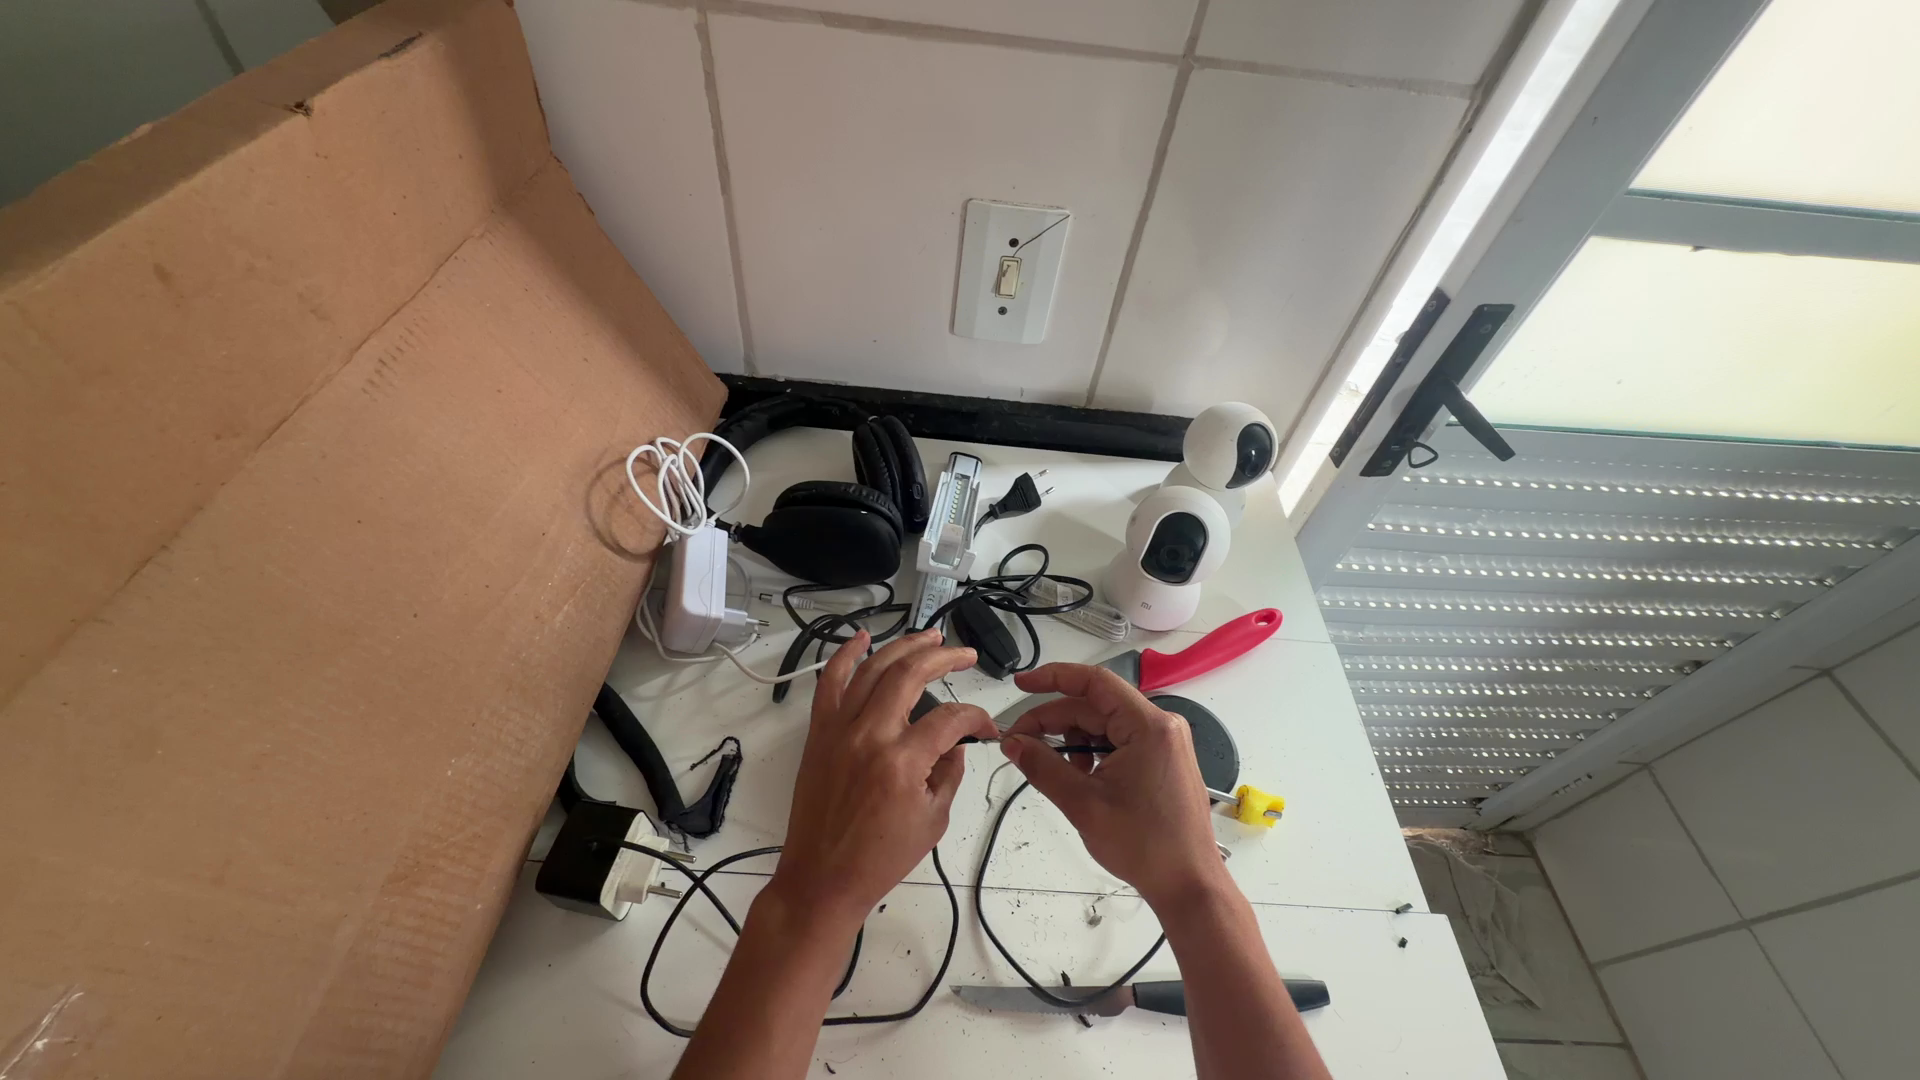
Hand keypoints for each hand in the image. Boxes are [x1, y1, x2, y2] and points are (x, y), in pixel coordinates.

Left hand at [768, 629, 997, 931]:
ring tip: (929, 637)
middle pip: (910, 674)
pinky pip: (830, 683)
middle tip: (965, 655)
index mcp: (902, 762)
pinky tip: (862, 638)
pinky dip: (844, 656)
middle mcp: (869, 736)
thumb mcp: (933, 819)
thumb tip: (956, 742)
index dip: (976, 717)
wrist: (821, 880)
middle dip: (944, 657)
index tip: (986, 727)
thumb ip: (949, 772)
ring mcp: (839, 730)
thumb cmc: (879, 859)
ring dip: (903, 647)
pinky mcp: (819, 733)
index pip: (950, 719)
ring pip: (872, 669)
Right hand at [999, 663, 1227, 908]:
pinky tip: (1080, 776)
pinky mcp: (1163, 758)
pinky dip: (1093, 751)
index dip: (1052, 677)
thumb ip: (1043, 766)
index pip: (1094, 682)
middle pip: (1095, 706)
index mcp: (1148, 726)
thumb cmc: (1143, 845)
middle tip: (1018, 742)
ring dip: (1073, 739)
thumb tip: (1012, 743)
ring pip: (1105, 724)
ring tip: (1053, 769)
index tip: (1020, 684)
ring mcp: (1165, 741)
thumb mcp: (1083, 804)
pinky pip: (1119, 740)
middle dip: (1054, 720)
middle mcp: (1161, 724)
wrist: (1190, 885)